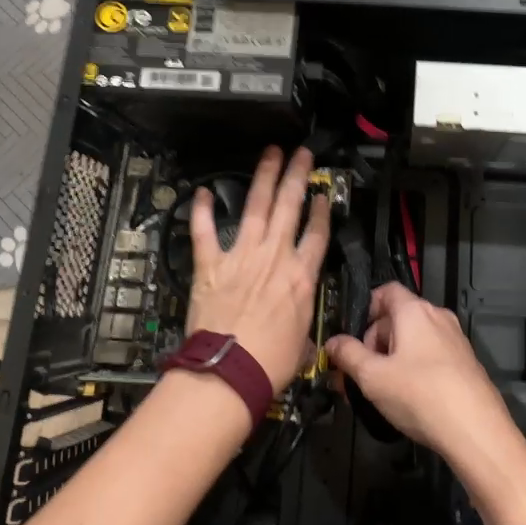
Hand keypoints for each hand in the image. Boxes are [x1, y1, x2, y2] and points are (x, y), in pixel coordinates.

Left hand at [184, 146, 329, 391]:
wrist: (230, 371)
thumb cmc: (270, 363)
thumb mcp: (303, 343)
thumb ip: (305, 326)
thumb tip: (307, 334)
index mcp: (301, 277)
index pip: (317, 233)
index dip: (322, 210)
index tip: (322, 194)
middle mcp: (274, 257)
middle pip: (289, 206)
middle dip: (297, 175)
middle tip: (302, 153)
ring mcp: (241, 257)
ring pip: (255, 207)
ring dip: (264, 177)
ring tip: (271, 154)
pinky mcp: (210, 265)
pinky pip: (204, 232)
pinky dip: (202, 211)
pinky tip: (204, 192)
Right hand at [324, 283, 518, 467]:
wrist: (476, 430)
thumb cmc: (419, 395)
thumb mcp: (373, 377)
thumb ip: (348, 355)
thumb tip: (332, 342)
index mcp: (415, 310)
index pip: (386, 291)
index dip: (365, 308)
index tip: (350, 336)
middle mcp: (437, 316)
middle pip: (398, 317)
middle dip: (374, 342)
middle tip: (358, 374)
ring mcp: (455, 339)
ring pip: (414, 339)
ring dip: (391, 358)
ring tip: (378, 391)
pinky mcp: (465, 362)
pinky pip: (430, 354)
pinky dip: (413, 367)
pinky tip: (407, 398)